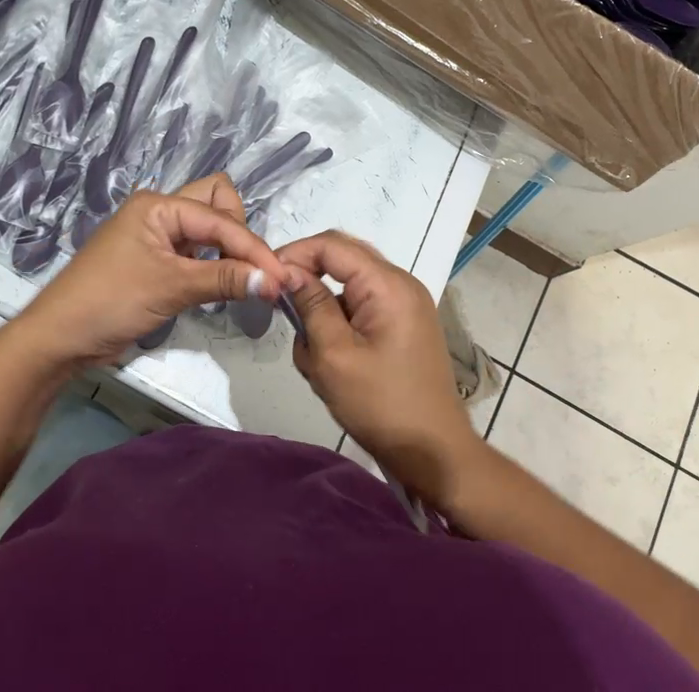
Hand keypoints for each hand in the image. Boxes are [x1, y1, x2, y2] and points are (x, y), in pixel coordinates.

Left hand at [9, 174, 285, 368]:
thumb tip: (276, 281)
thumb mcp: (171, 288)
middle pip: (216, 205)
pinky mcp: (155, 263)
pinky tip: (223, 287)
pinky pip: (195, 253)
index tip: (280, 279)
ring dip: (228, 250)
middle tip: (250, 271)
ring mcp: (155, 238)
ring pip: (207, 230)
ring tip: (245, 282)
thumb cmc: (110, 302)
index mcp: (158, 206)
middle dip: (240, 233)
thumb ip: (225, 280)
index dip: (252, 248)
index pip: (220, 218)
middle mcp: (158, 213)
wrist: (61, 337)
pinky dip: (213, 265)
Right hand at [280, 230, 477, 496]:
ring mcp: (404, 307)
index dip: (294, 254)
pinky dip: (338, 329)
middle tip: (282, 310)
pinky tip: (331, 365)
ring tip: (313, 356)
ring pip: (347, 289)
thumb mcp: (333, 355)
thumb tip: (287, 270)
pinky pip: (360, 310)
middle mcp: (400, 285)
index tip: (266, 280)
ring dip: (322, 313)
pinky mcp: (401, 327)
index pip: (332, 245)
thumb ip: (310, 305)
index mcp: (388, 285)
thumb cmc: (380, 404)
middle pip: (342, 259)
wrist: (432, 453)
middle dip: (308, 281)